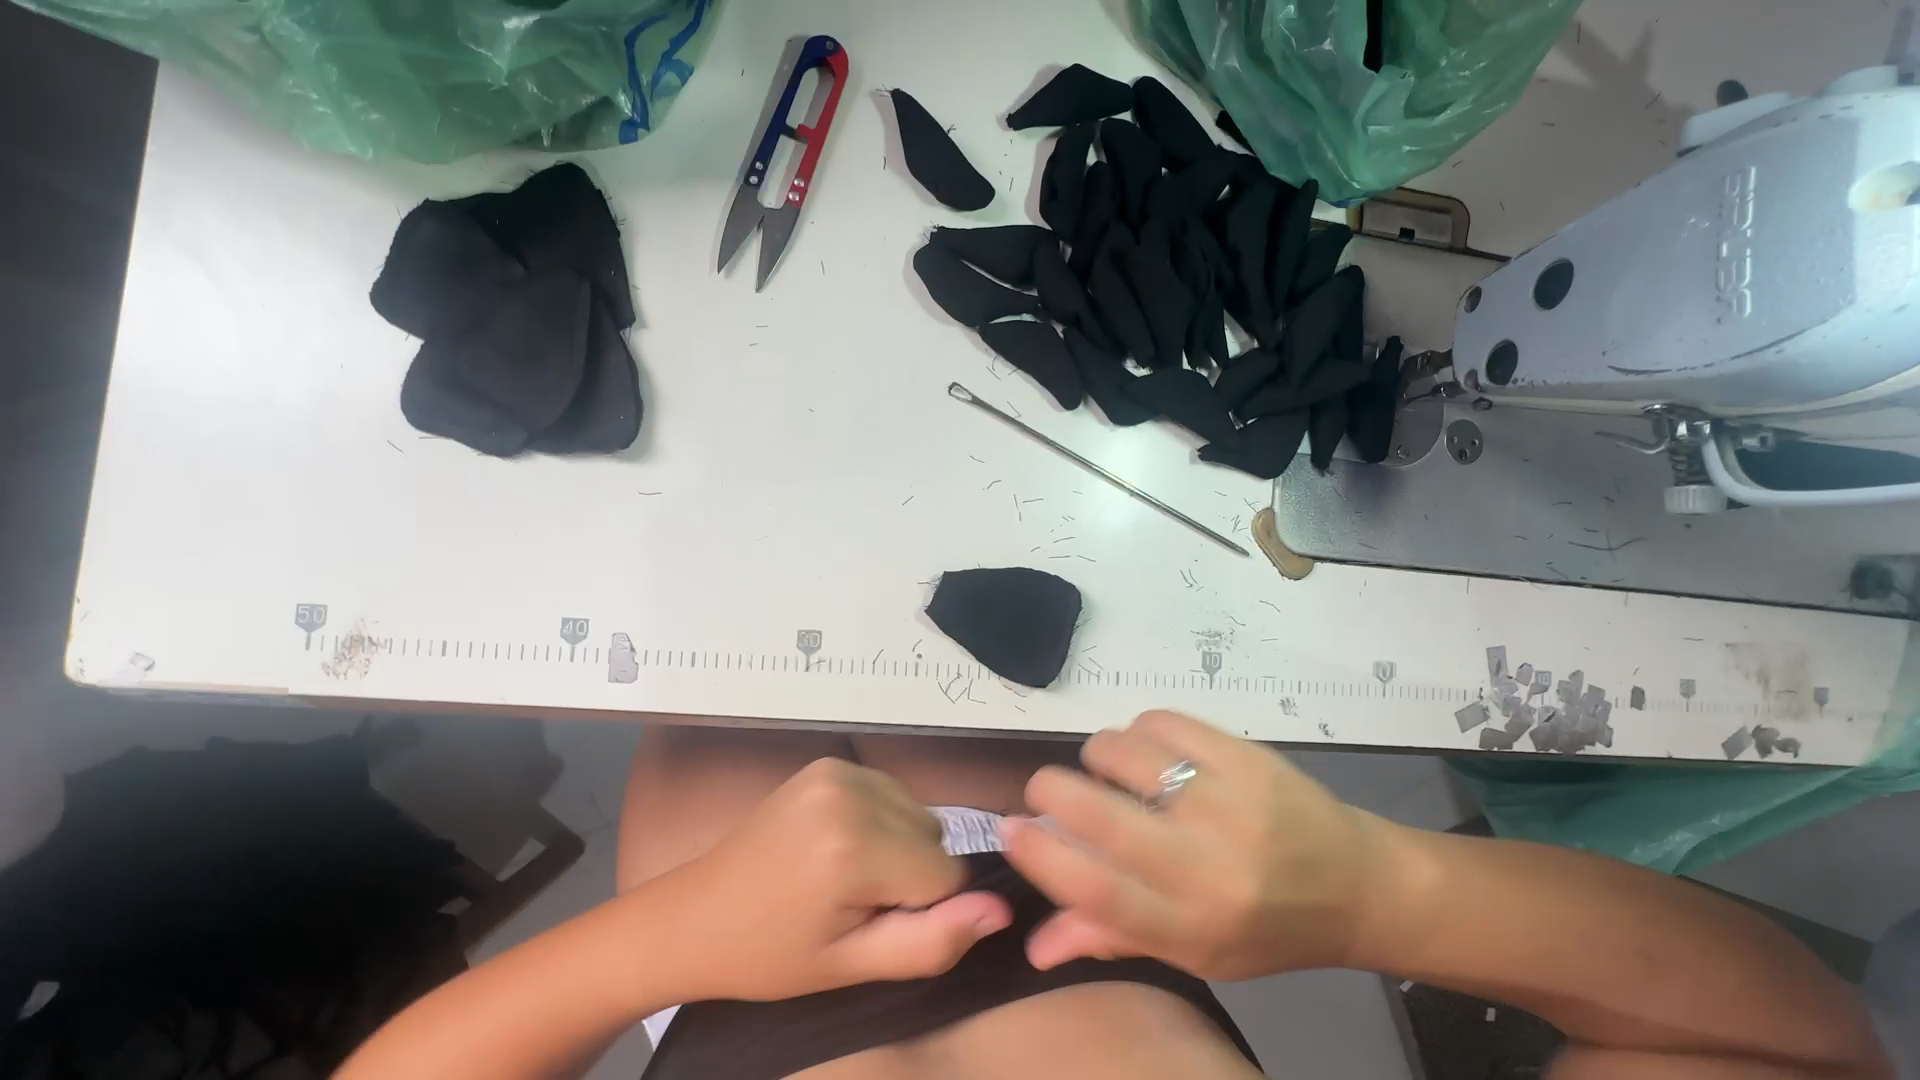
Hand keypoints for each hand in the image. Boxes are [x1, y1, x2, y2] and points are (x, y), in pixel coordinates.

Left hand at [660, 758, 1012, 1001]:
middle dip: (910, 875)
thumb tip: (1001, 910)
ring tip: (841, 875)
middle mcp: (850, 793)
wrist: (696, 915)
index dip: (919, 909)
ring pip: (919, 815)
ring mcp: (837, 770)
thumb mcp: (853, 966)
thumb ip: (932, 941)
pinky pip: (892, 794)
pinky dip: (881, 821)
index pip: (947, 876)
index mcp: (853, 848)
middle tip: (850, 902)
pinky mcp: (828, 762)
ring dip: (899, 847)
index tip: (868, 921)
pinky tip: (837, 845)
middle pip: (935, 839)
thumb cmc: (772, 954)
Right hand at [1001, 710, 1395, 980]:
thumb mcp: (1194, 953)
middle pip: (1097, 813)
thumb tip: (1032, 944)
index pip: (1093, 888)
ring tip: (1107, 769)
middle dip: (1049, 791)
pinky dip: (1139, 729)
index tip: (1010, 828)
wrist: (1359, 886)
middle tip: (1045, 790)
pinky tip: (1149, 750)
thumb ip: (1111, 937)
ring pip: (1123, 753)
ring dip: (1097, 755)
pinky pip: (1162, 721)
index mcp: (1190, 923)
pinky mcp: (1246, 755)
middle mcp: (1206, 864)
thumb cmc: (1267, 929)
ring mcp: (1228, 802)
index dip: (1038, 853)